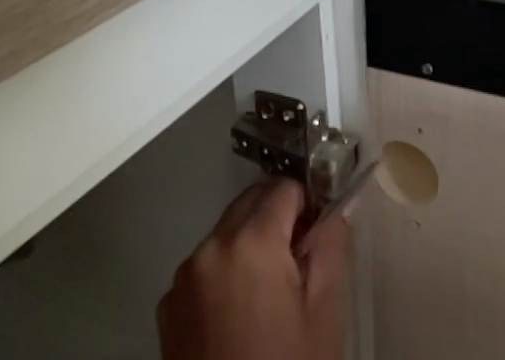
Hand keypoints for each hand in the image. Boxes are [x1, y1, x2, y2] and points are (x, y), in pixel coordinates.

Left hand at [159, 179, 350, 359]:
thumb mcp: (324, 311)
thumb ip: (331, 247)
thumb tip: (336, 207)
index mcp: (250, 242)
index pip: (283, 188)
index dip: (308, 203)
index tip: (320, 229)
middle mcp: (208, 248)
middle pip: (249, 204)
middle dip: (277, 219)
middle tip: (301, 261)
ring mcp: (182, 278)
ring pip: (224, 235)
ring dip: (249, 245)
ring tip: (272, 295)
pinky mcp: (168, 307)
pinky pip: (203, 270)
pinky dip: (224, 275)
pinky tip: (241, 316)